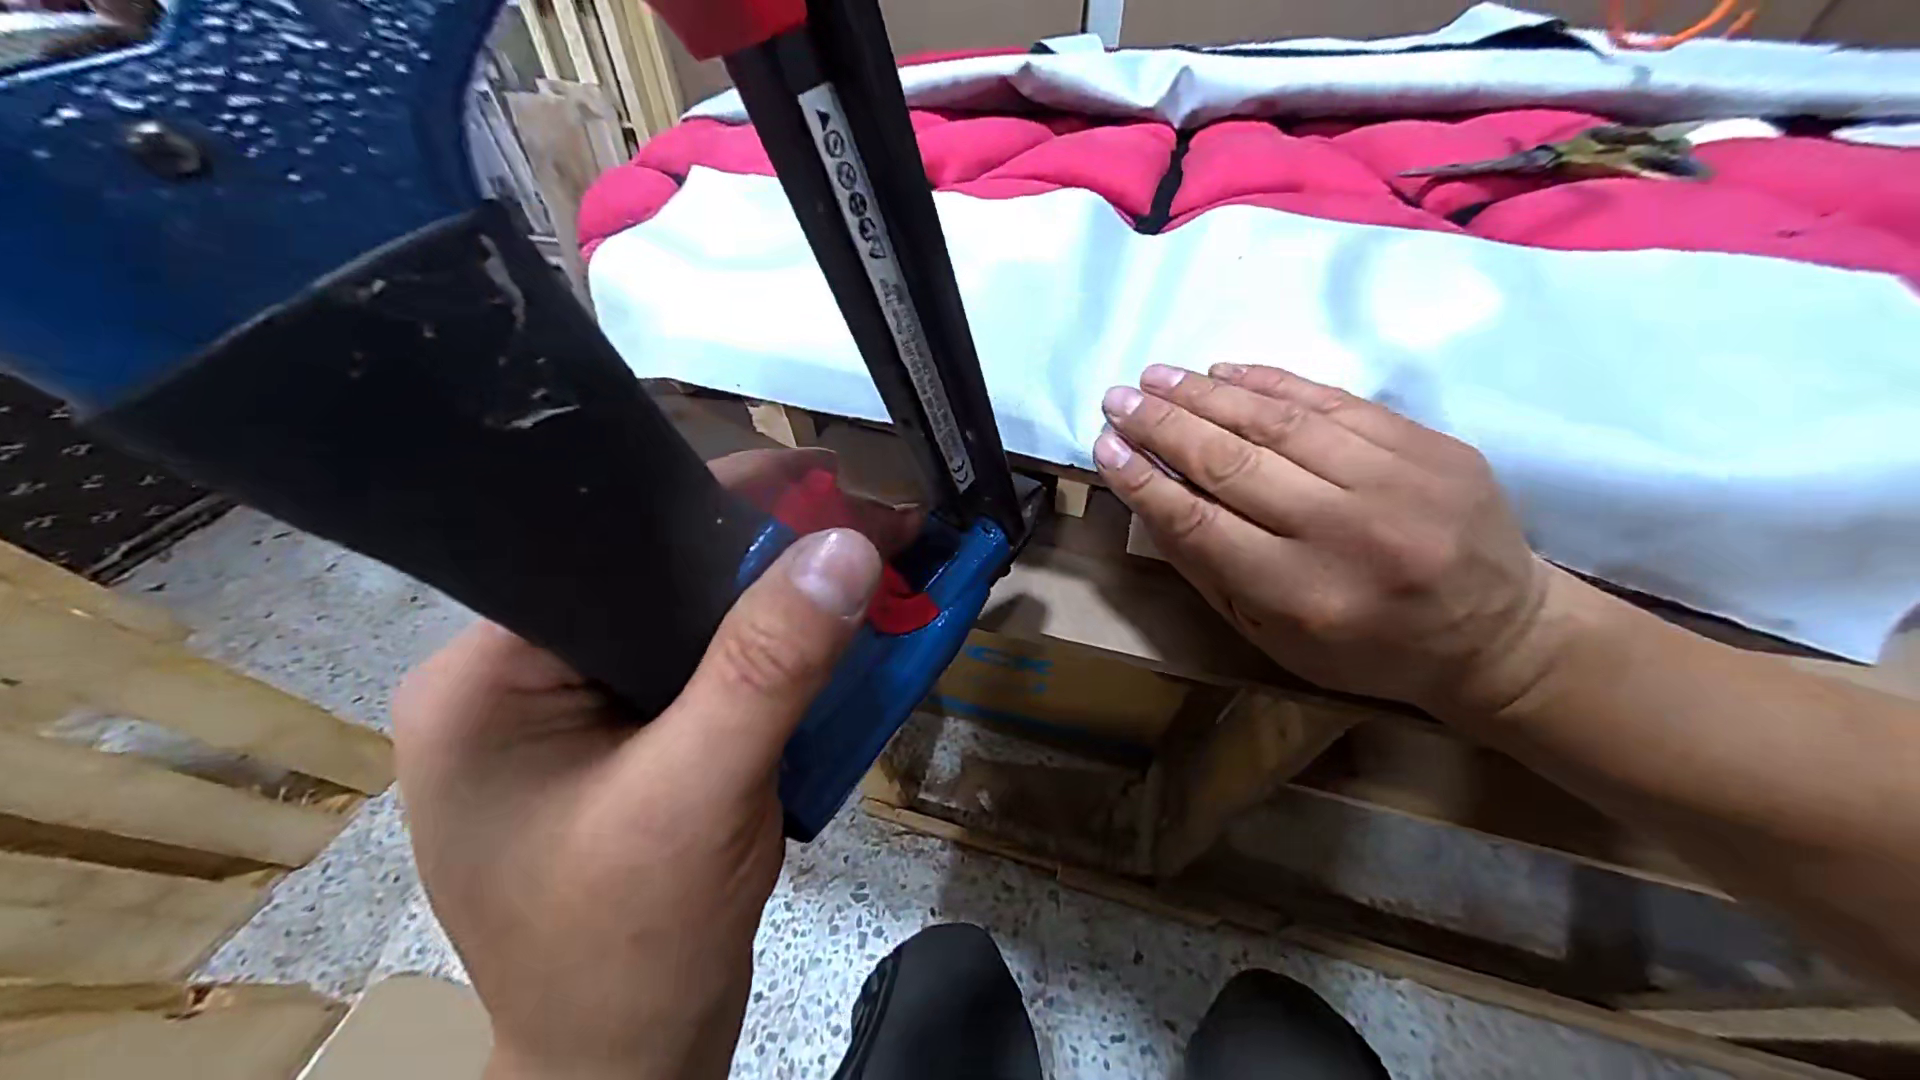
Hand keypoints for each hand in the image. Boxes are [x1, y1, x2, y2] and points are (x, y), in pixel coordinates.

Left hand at [394, 449, 905, 1079]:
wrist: (629, 1070)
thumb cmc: (631, 948)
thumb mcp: (702, 795)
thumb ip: (769, 665)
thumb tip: (848, 546)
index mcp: (492, 668)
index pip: (613, 542)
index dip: (725, 503)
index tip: (822, 480)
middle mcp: (524, 671)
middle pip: (662, 573)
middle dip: (771, 548)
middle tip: (867, 521)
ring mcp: (580, 707)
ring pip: (695, 615)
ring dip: (782, 596)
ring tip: (865, 562)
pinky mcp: (630, 735)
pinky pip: (709, 662)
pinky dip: (776, 645)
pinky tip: (830, 629)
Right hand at [1092, 362, 1569, 719]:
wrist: (1498, 635)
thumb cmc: (1365, 649)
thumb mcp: (1273, 635)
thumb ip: (1209, 569)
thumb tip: (1151, 499)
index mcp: (1304, 595)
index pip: (1201, 523)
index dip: (1145, 480)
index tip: (1105, 446)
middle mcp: (1348, 532)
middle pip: (1232, 463)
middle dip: (1163, 425)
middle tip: (1117, 398)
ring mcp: (1397, 480)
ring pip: (1278, 422)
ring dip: (1205, 393)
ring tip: (1156, 376)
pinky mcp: (1429, 444)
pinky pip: (1332, 399)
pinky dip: (1270, 381)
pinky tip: (1223, 370)